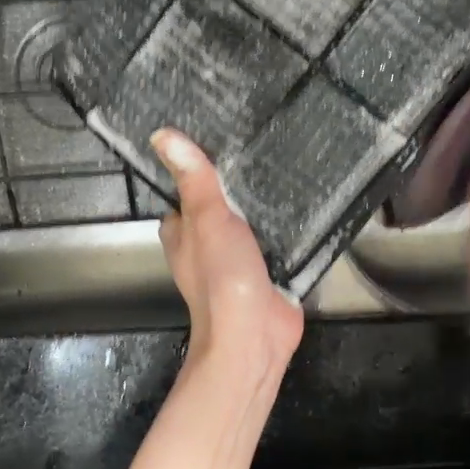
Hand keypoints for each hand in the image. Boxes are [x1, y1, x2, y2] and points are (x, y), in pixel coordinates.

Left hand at [151, 129, 304, 374]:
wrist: (253, 334)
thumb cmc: (222, 276)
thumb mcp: (206, 218)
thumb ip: (194, 179)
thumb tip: (161, 134)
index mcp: (182, 232)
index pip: (187, 190)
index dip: (200, 167)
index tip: (222, 135)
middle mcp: (206, 245)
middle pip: (221, 204)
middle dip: (239, 182)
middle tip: (265, 141)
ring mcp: (238, 260)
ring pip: (251, 221)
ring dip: (266, 202)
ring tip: (290, 160)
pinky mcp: (268, 271)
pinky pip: (277, 240)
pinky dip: (288, 225)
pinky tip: (308, 201)